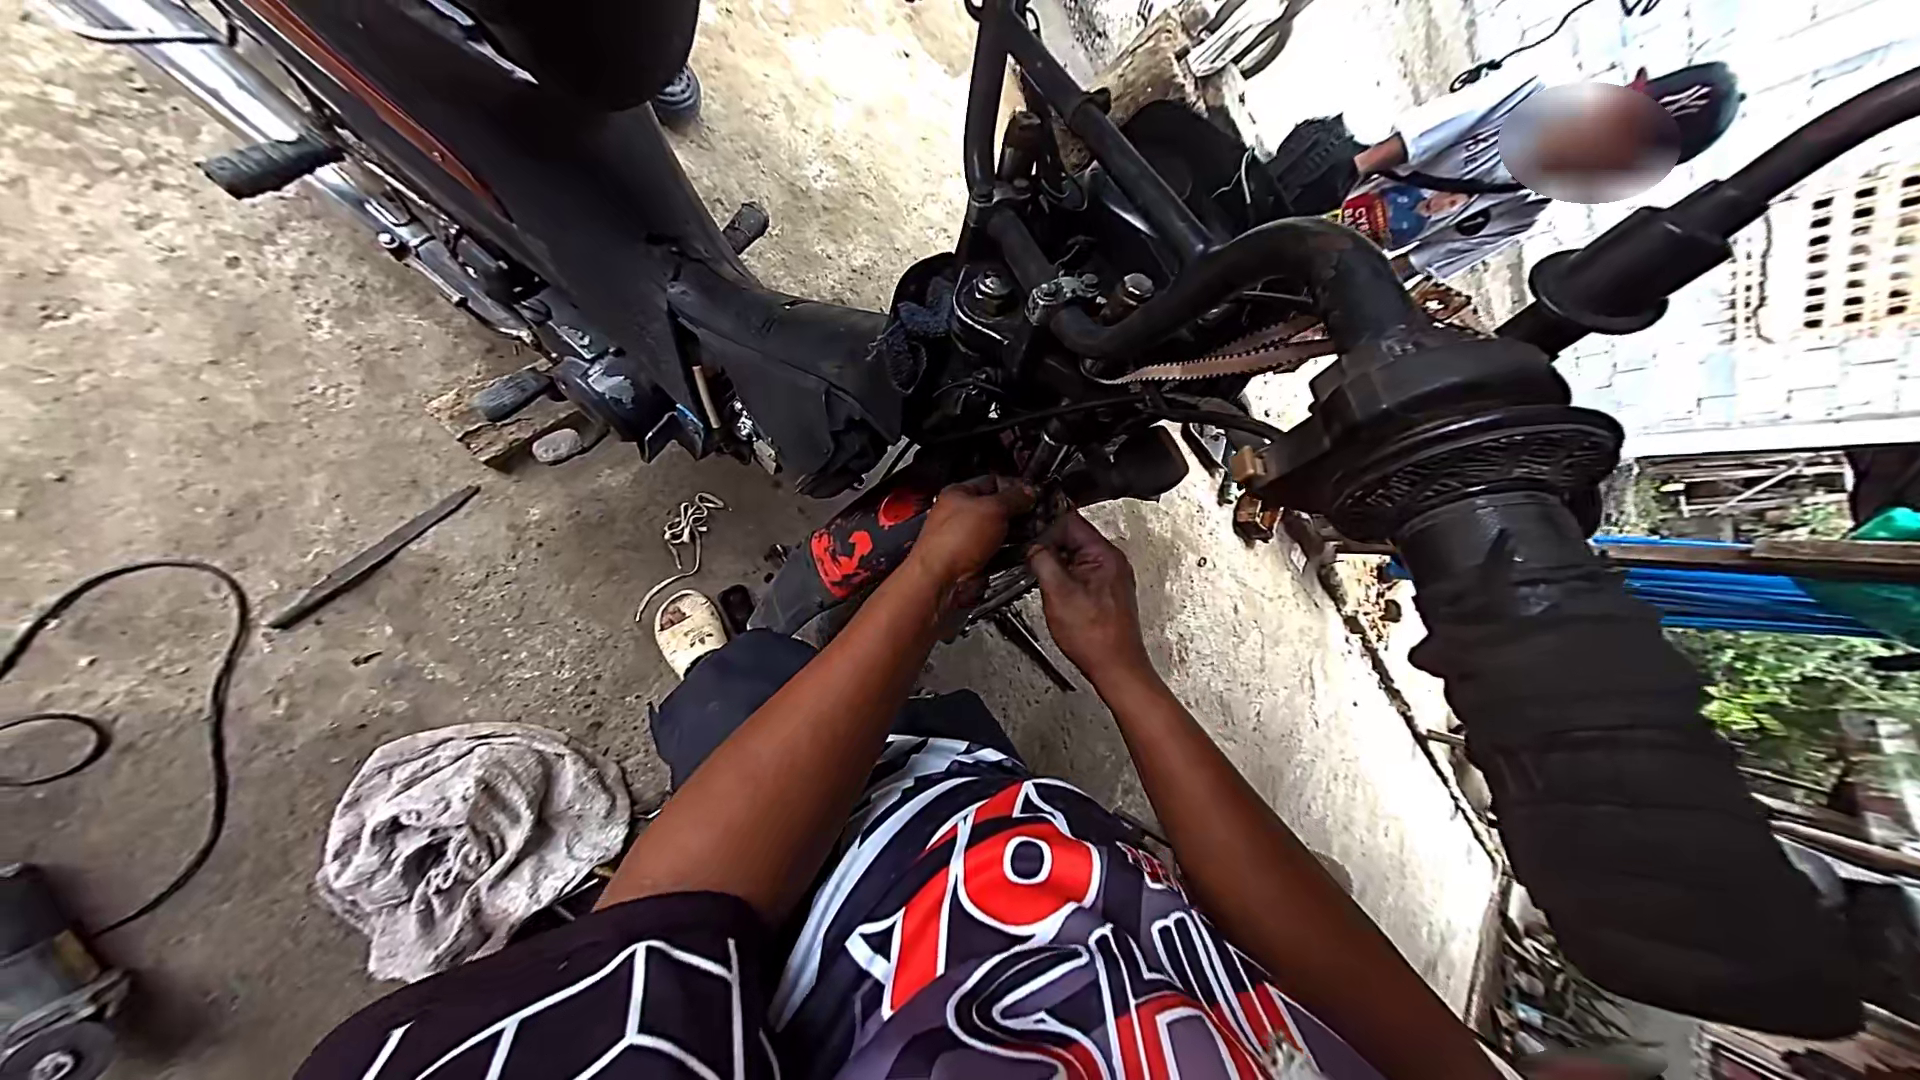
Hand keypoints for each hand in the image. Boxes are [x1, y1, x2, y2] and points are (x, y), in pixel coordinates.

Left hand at [907, 476, 1034, 587]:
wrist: (940, 580)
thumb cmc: (952, 541)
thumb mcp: (992, 509)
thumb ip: (1014, 498)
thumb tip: (1028, 492)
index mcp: (958, 494)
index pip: (992, 481)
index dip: (1014, 485)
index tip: (1032, 492)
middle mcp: (960, 516)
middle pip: (998, 508)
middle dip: (1018, 512)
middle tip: (1037, 514)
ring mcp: (966, 540)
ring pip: (1000, 532)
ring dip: (1017, 533)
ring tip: (1033, 533)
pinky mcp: (973, 561)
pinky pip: (998, 553)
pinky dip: (1011, 552)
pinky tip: (1022, 551)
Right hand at [1027, 511, 1154, 688]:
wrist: (1115, 668)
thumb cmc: (1096, 637)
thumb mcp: (1058, 593)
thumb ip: (1043, 561)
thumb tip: (1034, 546)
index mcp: (1104, 555)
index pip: (1071, 521)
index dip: (1046, 525)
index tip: (1028, 534)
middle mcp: (1111, 562)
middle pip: (1072, 537)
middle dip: (1049, 545)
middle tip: (1030, 558)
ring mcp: (1109, 577)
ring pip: (1074, 556)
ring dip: (1055, 563)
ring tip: (1041, 577)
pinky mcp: (1105, 592)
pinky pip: (1079, 573)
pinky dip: (1064, 577)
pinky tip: (1055, 592)